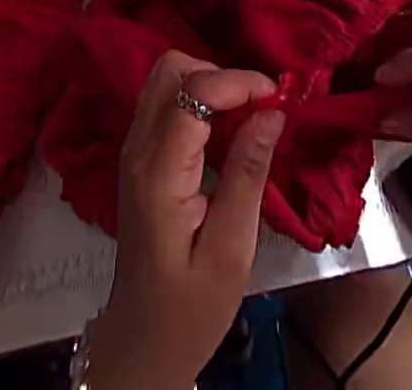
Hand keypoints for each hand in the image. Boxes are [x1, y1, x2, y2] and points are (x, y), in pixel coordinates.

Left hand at [87, 50, 285, 389]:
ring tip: (249, 113)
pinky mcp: (140, 155)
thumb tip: (273, 112)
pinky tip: (228, 126)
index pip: (192, 93)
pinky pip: (167, 101)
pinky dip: (200, 97)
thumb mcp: (231, 248)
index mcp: (158, 173)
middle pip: (171, 69)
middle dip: (222, 74)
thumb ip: (248, 173)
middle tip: (260, 105)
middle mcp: (138, 149)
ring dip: (211, 83)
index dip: (239, 82)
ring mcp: (134, 149)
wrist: (141, 341)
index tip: (278, 99)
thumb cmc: (190, 306)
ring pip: (166, 78)